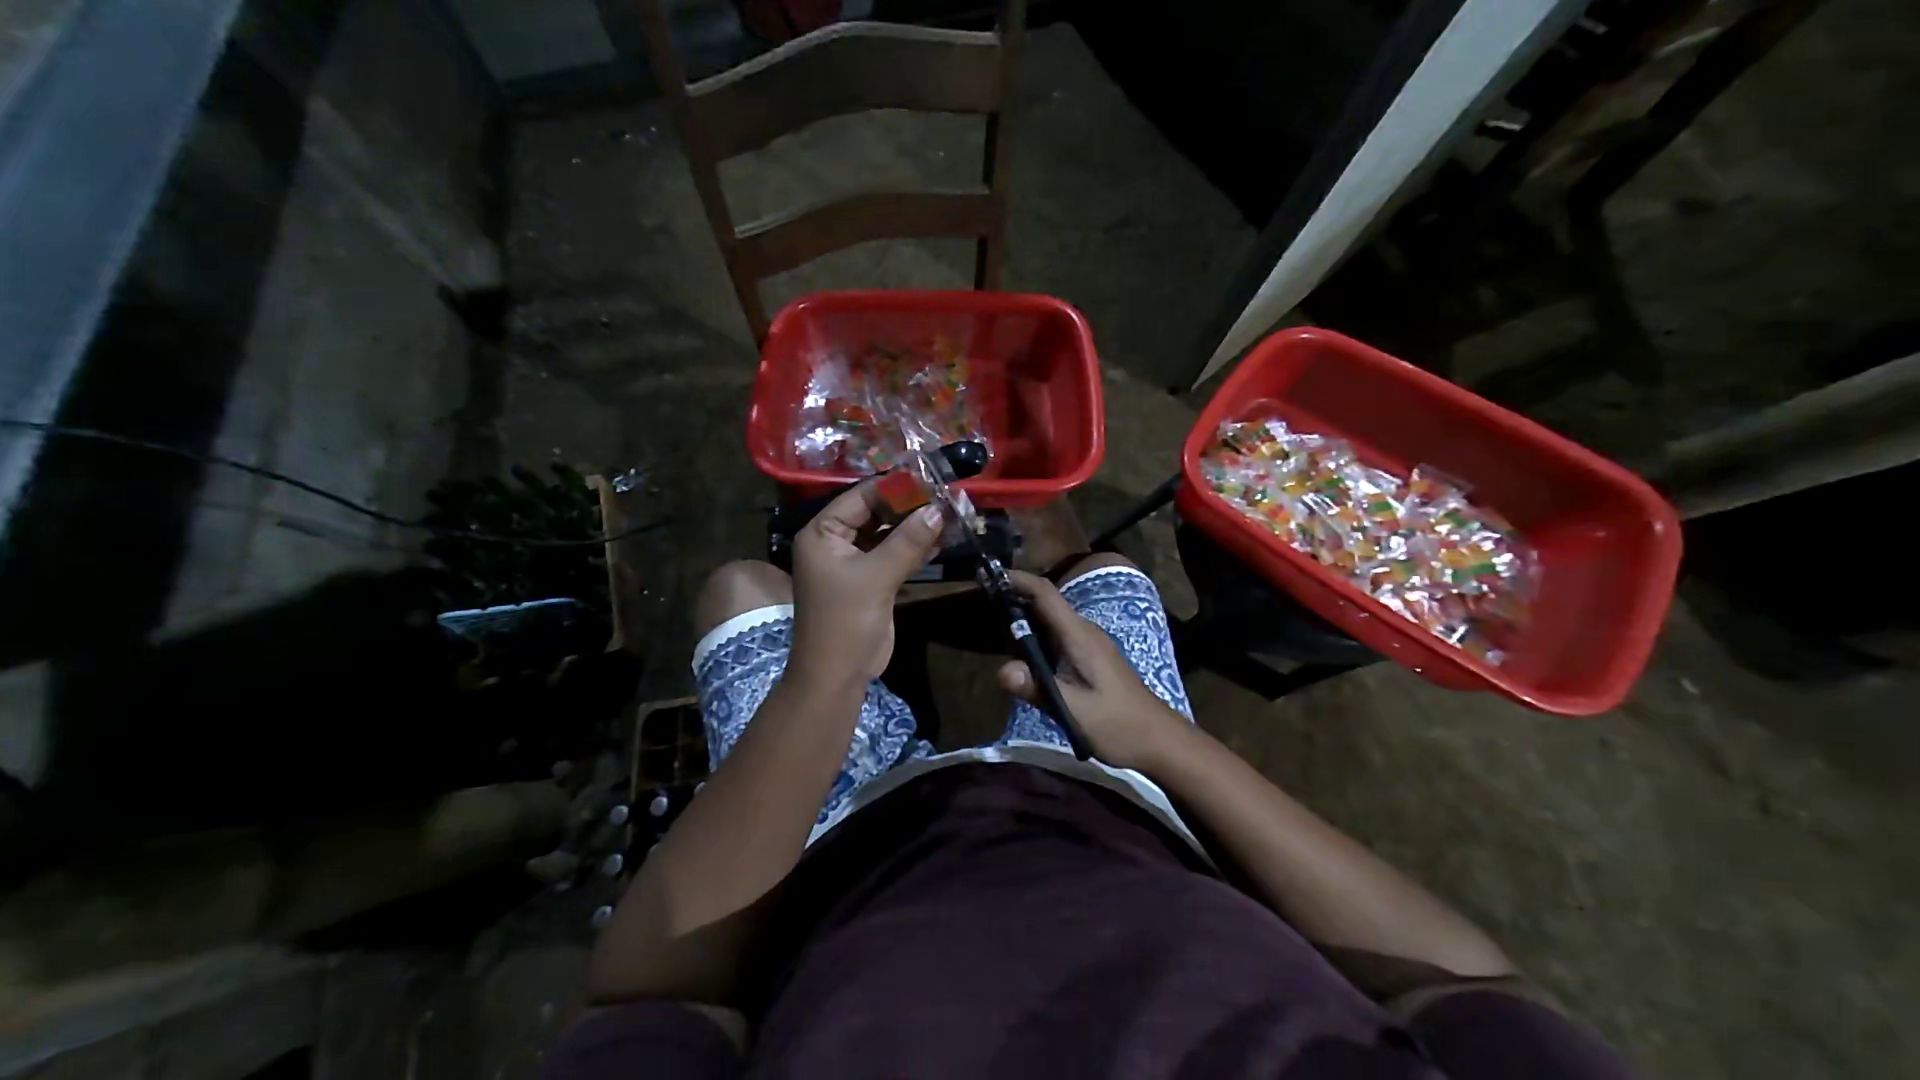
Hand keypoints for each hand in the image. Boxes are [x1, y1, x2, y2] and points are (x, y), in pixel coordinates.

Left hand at [790, 481, 945, 684]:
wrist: (837, 676)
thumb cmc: (845, 622)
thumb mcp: (876, 577)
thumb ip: (907, 541)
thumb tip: (939, 509)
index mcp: (822, 533)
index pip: (860, 497)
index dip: (895, 486)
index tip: (931, 476)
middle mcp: (836, 541)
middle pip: (876, 513)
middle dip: (910, 505)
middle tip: (946, 492)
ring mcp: (854, 562)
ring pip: (889, 534)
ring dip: (917, 525)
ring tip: (952, 510)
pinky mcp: (873, 580)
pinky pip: (895, 554)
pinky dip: (917, 546)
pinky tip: (944, 536)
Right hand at [996, 570, 1192, 770]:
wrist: (1159, 741)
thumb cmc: (1118, 724)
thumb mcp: (1074, 710)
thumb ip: (1038, 688)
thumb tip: (1001, 671)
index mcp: (1079, 636)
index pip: (1045, 594)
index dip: (1018, 580)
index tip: (991, 576)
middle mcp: (1084, 632)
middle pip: (1046, 603)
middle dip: (1015, 598)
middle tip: (982, 604)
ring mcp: (1090, 644)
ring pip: (1051, 621)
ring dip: (1025, 620)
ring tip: (994, 626)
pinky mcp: (1091, 658)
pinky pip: (1058, 636)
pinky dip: (1036, 637)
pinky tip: (1023, 655)